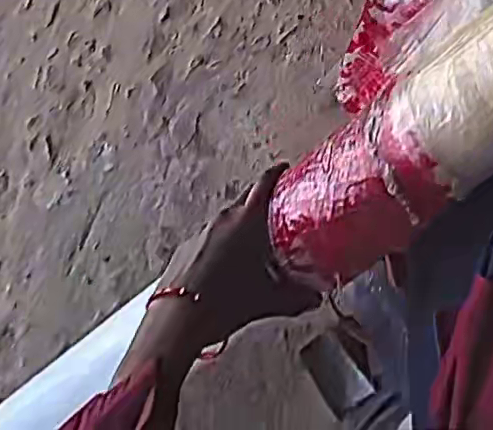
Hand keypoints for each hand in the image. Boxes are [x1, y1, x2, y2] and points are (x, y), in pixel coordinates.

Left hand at [117, 165, 318, 378]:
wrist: (176, 321)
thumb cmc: (222, 304)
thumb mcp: (265, 301)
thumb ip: (294, 298)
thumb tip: (315, 300)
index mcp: (247, 220)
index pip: (264, 183)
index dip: (276, 174)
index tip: (284, 170)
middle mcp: (224, 218)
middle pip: (245, 198)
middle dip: (259, 201)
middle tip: (275, 212)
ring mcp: (202, 231)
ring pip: (226, 220)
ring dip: (239, 226)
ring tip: (250, 247)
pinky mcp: (185, 247)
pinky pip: (208, 237)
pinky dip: (218, 244)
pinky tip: (223, 267)